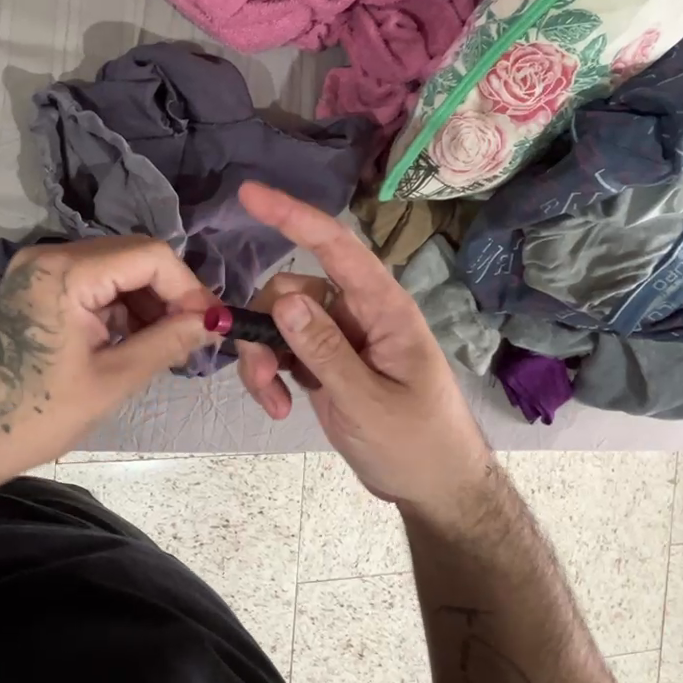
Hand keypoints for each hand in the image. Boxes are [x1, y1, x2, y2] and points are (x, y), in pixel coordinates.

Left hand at [0, 237, 218, 479]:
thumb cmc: (37, 414)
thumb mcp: (111, 380)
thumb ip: (167, 342)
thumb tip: (214, 321)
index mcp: (65, 273)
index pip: (149, 255)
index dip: (187, 287)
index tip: (210, 324)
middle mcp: (49, 257)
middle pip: (132, 256)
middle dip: (168, 293)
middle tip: (193, 336)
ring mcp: (38, 270)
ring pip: (114, 269)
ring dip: (145, 301)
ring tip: (166, 344)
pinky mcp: (34, 287)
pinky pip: (91, 283)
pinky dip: (118, 306)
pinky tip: (133, 339)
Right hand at [235, 183, 487, 504]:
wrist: (433, 488)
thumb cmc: (417, 444)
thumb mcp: (368, 402)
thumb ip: (325, 351)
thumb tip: (283, 300)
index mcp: (383, 309)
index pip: (336, 249)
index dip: (293, 217)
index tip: (250, 194)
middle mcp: (358, 314)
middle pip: (292, 291)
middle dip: (265, 328)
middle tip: (262, 379)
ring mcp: (339, 339)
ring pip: (279, 322)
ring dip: (263, 359)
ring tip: (272, 402)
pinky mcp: (323, 363)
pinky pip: (281, 349)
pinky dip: (269, 373)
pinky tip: (278, 405)